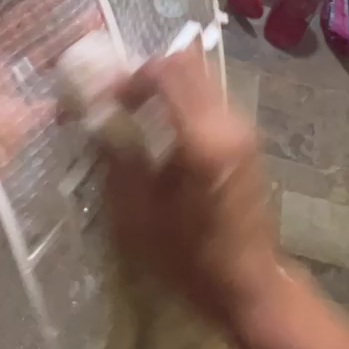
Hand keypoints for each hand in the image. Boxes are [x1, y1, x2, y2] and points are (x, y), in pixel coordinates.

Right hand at [102, 40, 285, 329]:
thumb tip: (98, 114)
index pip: (166, 71)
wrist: (251, 286)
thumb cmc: (190, 259)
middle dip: (146, 72)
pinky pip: (208, 96)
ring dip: (164, 83)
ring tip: (135, 111)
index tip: (107, 98)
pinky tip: (161, 127)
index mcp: (203, 138)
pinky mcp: (245, 137)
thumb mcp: (138, 214)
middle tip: (118, 98)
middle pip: (186, 62)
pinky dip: (180, 97)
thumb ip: (118, 155)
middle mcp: (228, 121)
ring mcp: (242, 126)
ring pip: (199, 75)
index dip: (130, 76)